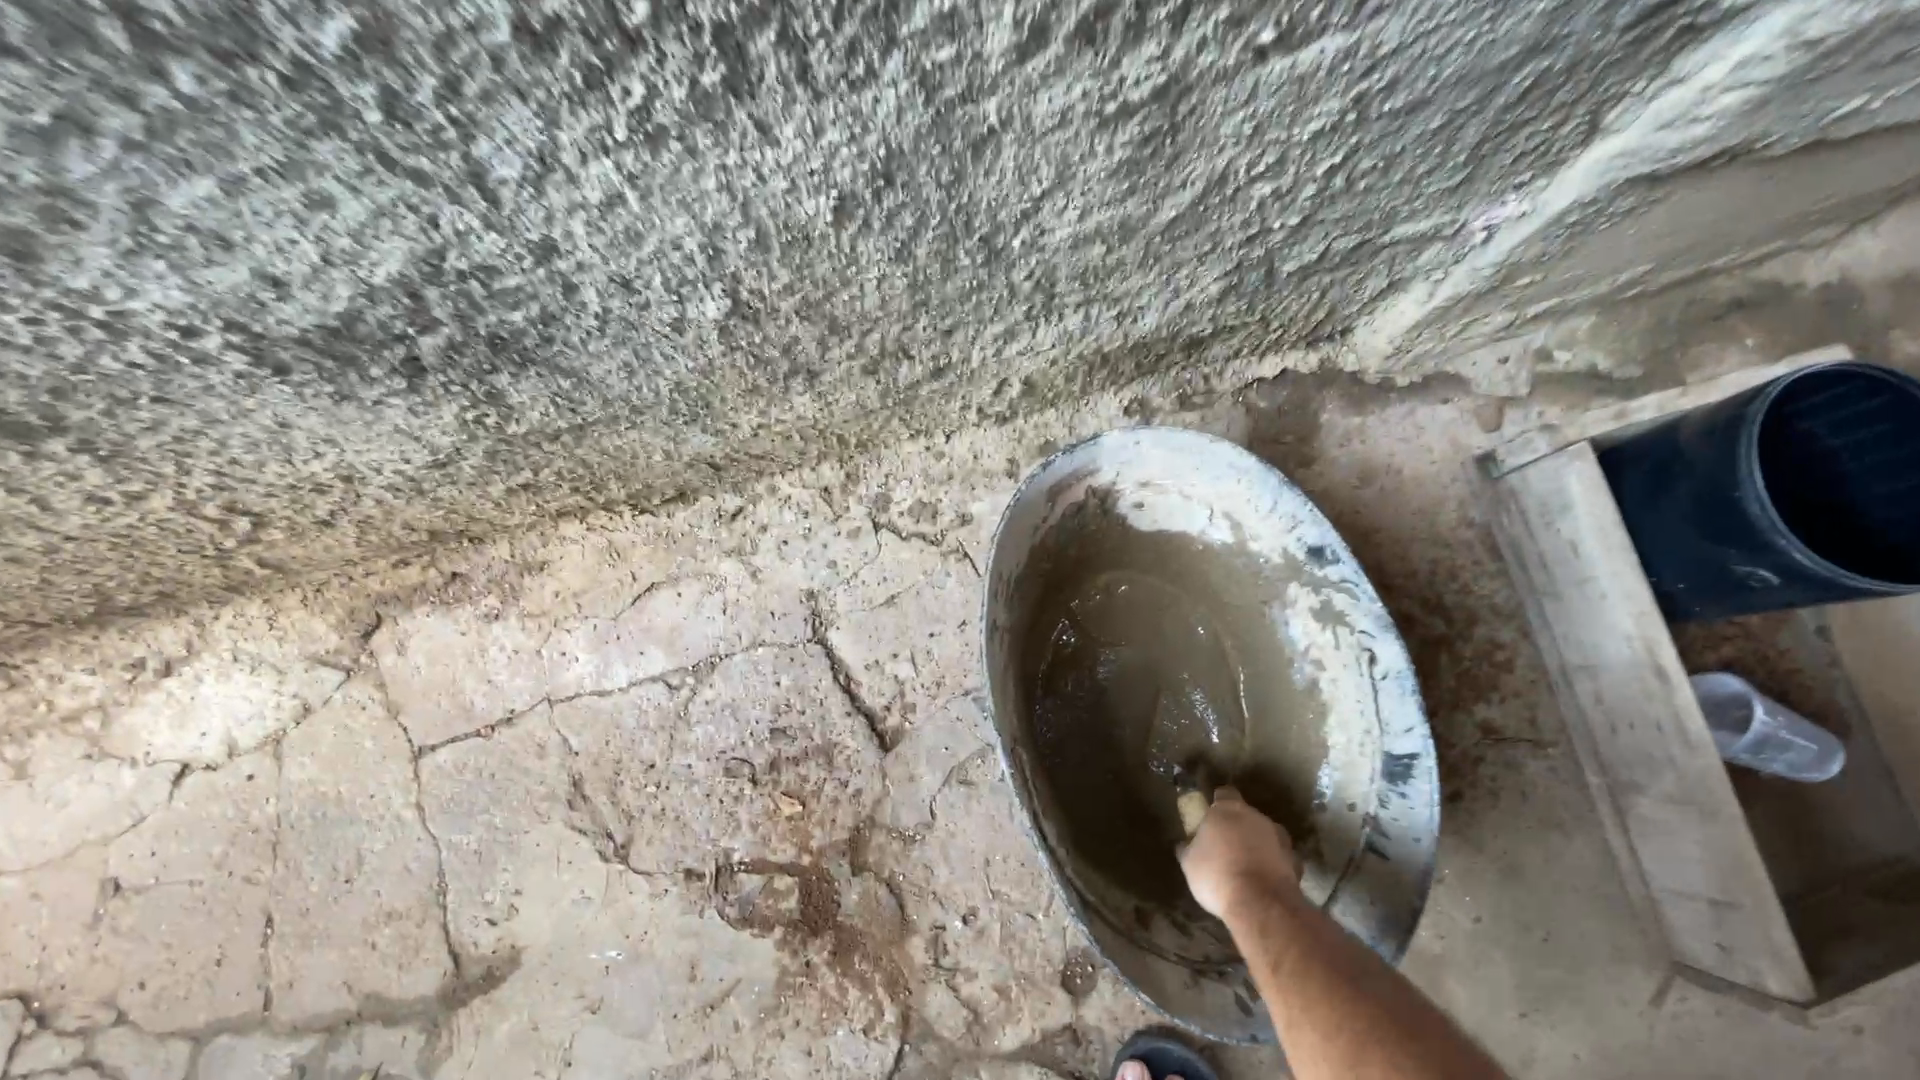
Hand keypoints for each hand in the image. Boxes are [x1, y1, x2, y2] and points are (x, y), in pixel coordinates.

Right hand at [1177, 786, 1300, 920]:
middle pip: (1246, 815)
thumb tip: (1184, 844)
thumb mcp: (1189, 863)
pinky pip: (1280, 858)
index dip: (1217, 803)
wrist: (1260, 905)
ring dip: (1257, 846)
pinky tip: (1263, 881)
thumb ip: (1188, 848)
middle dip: (1237, 827)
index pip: (1224, 794)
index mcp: (1228, 810)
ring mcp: (1279, 838)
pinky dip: (1273, 865)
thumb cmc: (1216, 876)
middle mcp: (1256, 817)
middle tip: (1225, 846)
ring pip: (1265, 835)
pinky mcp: (1295, 861)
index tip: (1210, 816)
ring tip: (1246, 867)